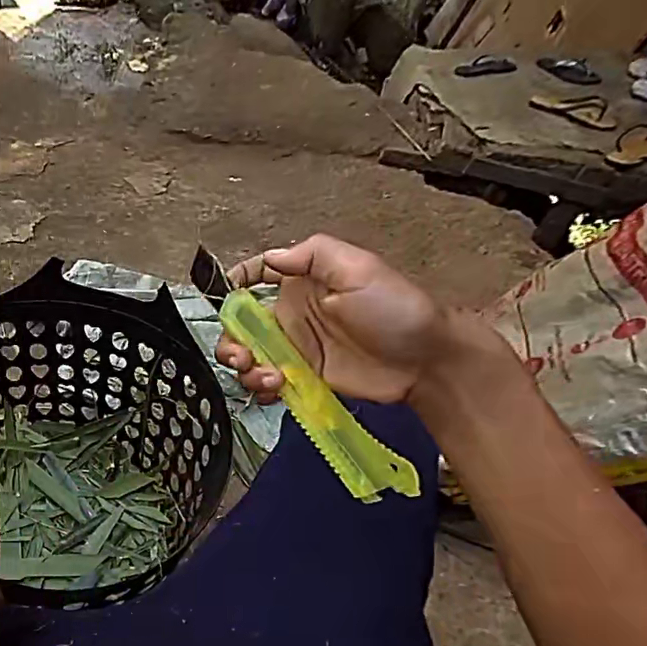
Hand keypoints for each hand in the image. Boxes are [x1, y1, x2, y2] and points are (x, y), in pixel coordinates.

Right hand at [215, 234, 513, 406]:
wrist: (423, 361)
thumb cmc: (396, 310)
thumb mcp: (360, 269)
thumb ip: (314, 255)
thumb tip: (272, 255)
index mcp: (302, 285)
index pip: (257, 277)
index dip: (235, 286)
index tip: (223, 300)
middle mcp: (292, 317)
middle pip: (242, 328)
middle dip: (232, 343)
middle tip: (243, 358)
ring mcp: (295, 350)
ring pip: (250, 359)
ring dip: (248, 370)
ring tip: (271, 379)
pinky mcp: (301, 378)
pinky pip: (267, 384)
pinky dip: (262, 390)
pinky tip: (276, 390)